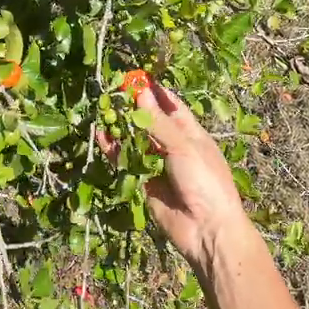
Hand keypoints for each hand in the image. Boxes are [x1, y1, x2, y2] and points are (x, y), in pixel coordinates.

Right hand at [100, 80, 251, 269]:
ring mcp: (158, 165)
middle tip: (112, 91)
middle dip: (133, 107)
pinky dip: (114, 150)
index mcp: (191, 134)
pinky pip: (126, 162)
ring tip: (103, 109)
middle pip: (150, 121)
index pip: (172, 106)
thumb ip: (159, 122)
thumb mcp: (183, 147)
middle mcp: (174, 146)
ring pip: (136, 140)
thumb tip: (141, 93)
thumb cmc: (205, 182)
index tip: (135, 77)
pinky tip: (101, 136)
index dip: (155, 92)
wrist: (207, 231)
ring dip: (121, 127)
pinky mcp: (144, 182)